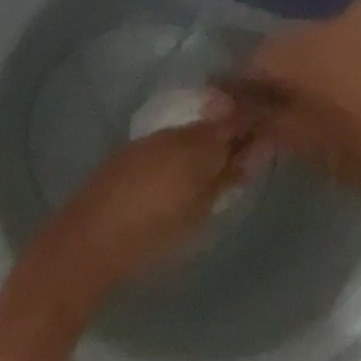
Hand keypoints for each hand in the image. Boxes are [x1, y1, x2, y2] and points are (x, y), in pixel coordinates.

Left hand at [18, 115, 259, 297]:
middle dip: (232, 130)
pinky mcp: (127, 155)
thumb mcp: (200, 209)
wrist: (88, 242)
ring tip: (220, 166)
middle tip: (250, 151)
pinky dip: (182, 153)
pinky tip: (185, 173)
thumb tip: (253, 151)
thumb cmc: (152, 232)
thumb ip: (228, 176)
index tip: (273, 130)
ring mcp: (146, 141)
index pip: (237, 118)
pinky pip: (166, 144)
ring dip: (206, 142)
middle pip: (212, 122)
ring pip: (187, 133)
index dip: (256, 121)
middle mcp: (171, 132)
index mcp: (196, 143)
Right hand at [224, 0, 360, 228]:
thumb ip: (282, 126)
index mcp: (325, 48)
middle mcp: (358, 12)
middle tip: (301, 122)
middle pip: (304, 42)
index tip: (244, 117)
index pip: (261, 57)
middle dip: (293, 78)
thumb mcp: (340, 158)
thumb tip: (234, 106)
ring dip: (336, 67)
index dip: (246, 88)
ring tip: (353, 113)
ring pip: (347, 35)